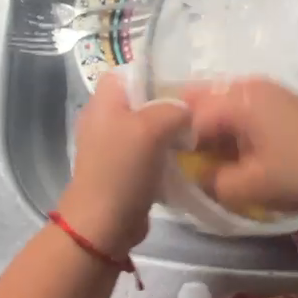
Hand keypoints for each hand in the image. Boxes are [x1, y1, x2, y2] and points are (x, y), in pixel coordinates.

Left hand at [54, 72, 190, 255]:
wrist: (103, 224)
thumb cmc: (122, 169)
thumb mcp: (152, 128)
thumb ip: (172, 109)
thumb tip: (184, 111)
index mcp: (103, 102)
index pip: (128, 72)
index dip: (153, 75)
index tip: (182, 86)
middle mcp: (104, 119)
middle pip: (140, 101)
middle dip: (167, 106)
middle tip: (194, 113)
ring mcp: (111, 146)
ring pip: (146, 129)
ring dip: (168, 134)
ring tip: (192, 136)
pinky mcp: (121, 170)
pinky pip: (147, 153)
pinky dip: (163, 156)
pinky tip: (182, 161)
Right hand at [178, 78, 297, 213]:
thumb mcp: (247, 187)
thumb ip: (208, 182)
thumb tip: (190, 177)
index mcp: (234, 99)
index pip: (183, 115)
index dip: (167, 141)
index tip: (159, 166)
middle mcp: (244, 85)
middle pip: (196, 101)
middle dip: (180, 129)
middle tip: (171, 160)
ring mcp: (263, 92)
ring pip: (216, 105)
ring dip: (203, 130)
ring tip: (196, 160)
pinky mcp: (276, 104)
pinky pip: (235, 110)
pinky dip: (224, 130)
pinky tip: (225, 155)